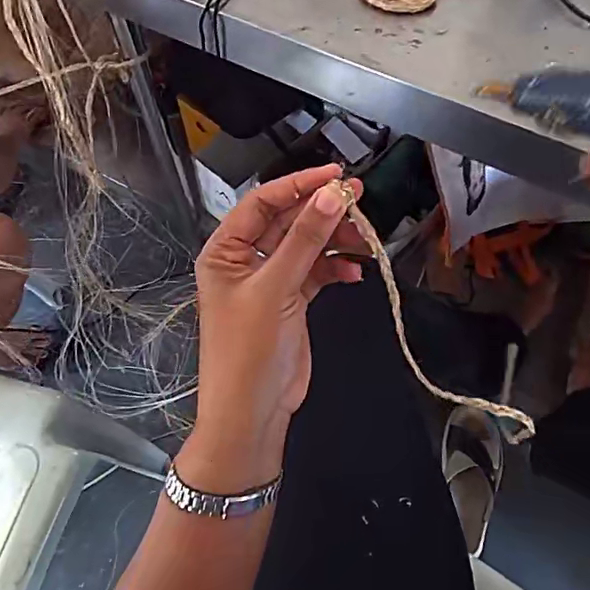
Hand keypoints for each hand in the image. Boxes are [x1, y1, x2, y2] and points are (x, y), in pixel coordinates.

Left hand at [185, 165, 365, 492]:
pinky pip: (317, 272)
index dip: (299, 185)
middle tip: (359, 200)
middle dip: (322, 212)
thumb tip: (332, 195)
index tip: (335, 175)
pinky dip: (336, 269)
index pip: (262, 202)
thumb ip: (305, 239)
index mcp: (225, 250)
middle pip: (287, 222)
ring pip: (306, 246)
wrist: (252, 413)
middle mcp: (245, 261)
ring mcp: (270, 281)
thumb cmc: (247, 352)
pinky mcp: (291, 300)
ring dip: (334, 241)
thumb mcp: (275, 289)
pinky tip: (354, 272)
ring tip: (364, 241)